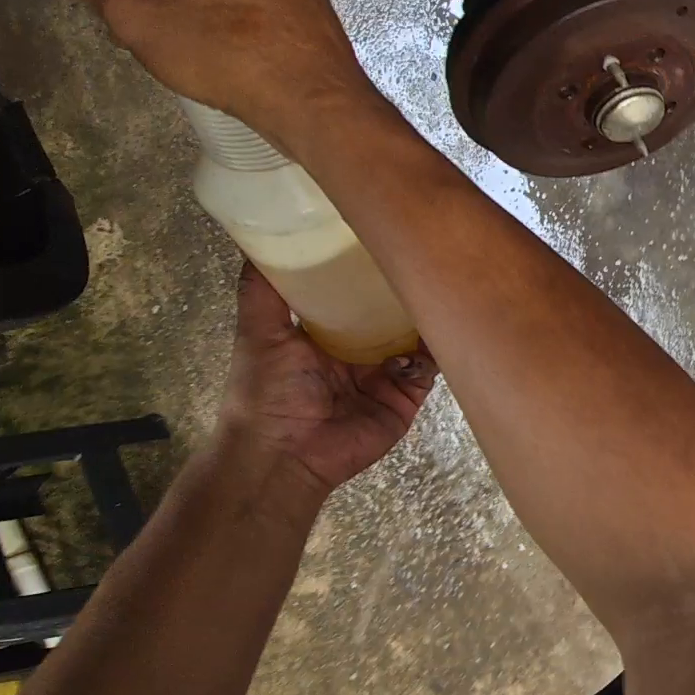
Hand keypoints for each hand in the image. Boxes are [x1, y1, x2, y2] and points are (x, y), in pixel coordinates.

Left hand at [218, 262, 435, 494]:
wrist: (286, 453)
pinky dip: (432, 357)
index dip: (371, 275)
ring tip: (440, 299)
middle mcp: (360, 351)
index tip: (389, 245)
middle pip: (393, 317)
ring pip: (418, 340)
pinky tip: (425, 347)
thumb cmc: (267, 391)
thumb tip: (254, 242)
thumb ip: (263, 294)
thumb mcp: (259, 334)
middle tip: (429, 267)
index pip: (356, 298)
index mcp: (326, 335)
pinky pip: (430, 370)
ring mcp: (387, 374)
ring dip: (428, 323)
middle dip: (409, 297)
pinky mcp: (408, 396)